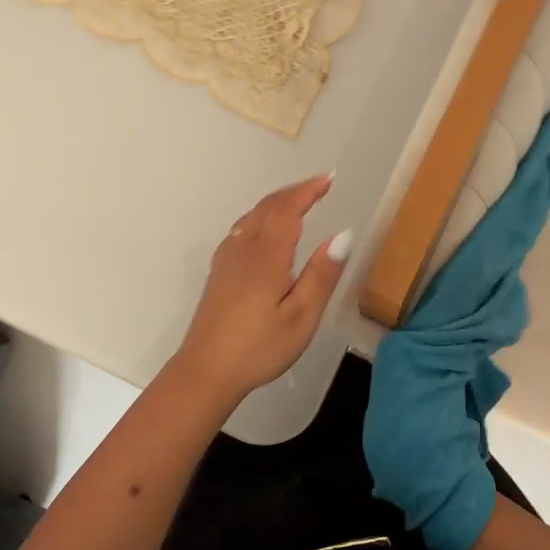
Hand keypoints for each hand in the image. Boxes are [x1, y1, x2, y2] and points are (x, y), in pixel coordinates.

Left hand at [167, 175, 351, 404]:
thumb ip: (322, 274)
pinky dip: (260, 218)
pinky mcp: (218, 273)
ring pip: (251, 217)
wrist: (206, 370)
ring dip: (276, 203)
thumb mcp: (301, 317)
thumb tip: (343, 234)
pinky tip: (264, 231)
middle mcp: (243, 250)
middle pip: (267, 207)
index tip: (328, 179)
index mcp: (267, 256)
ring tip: (297, 203)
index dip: (308, 191)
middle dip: (293, 192)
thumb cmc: (259, 348)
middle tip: (319, 186)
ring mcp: (226, 260)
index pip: (288, 210)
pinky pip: (240, 230)